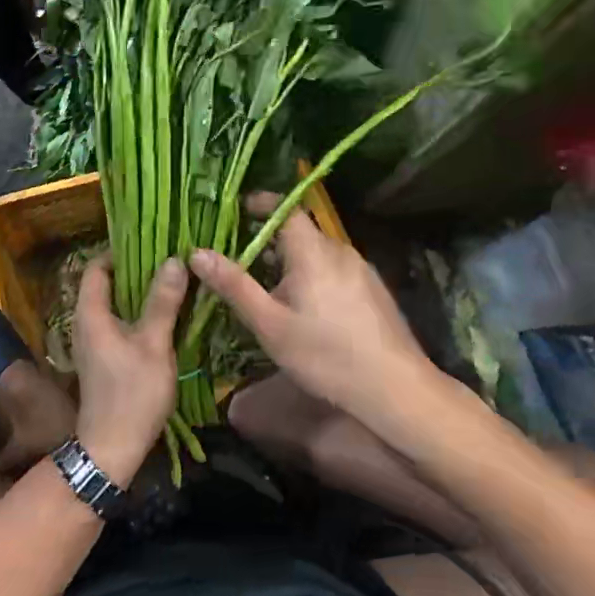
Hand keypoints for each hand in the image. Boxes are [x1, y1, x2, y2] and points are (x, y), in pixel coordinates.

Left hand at [71, 256, 186, 484]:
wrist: (112, 445)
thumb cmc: (132, 392)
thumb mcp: (154, 344)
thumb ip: (162, 302)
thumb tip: (174, 260)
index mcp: (90, 312)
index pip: (96, 267)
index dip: (119, 252)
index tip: (150, 245)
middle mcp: (84, 321)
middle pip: (105, 284)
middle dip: (134, 271)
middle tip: (168, 260)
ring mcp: (92, 340)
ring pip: (113, 305)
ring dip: (137, 293)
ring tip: (171, 283)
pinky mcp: (102, 356)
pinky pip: (117, 322)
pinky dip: (136, 313)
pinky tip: (163, 316)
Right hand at [190, 195, 436, 421]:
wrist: (398, 391)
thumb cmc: (326, 355)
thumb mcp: (269, 324)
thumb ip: (233, 285)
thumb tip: (196, 252)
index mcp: (313, 253)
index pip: (286, 208)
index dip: (260, 204)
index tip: (235, 210)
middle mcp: (340, 252)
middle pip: (299, 231)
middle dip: (266, 238)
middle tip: (236, 257)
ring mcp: (361, 271)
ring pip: (316, 252)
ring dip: (287, 260)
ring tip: (263, 286)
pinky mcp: (372, 292)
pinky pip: (332, 269)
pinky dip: (309, 275)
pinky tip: (300, 308)